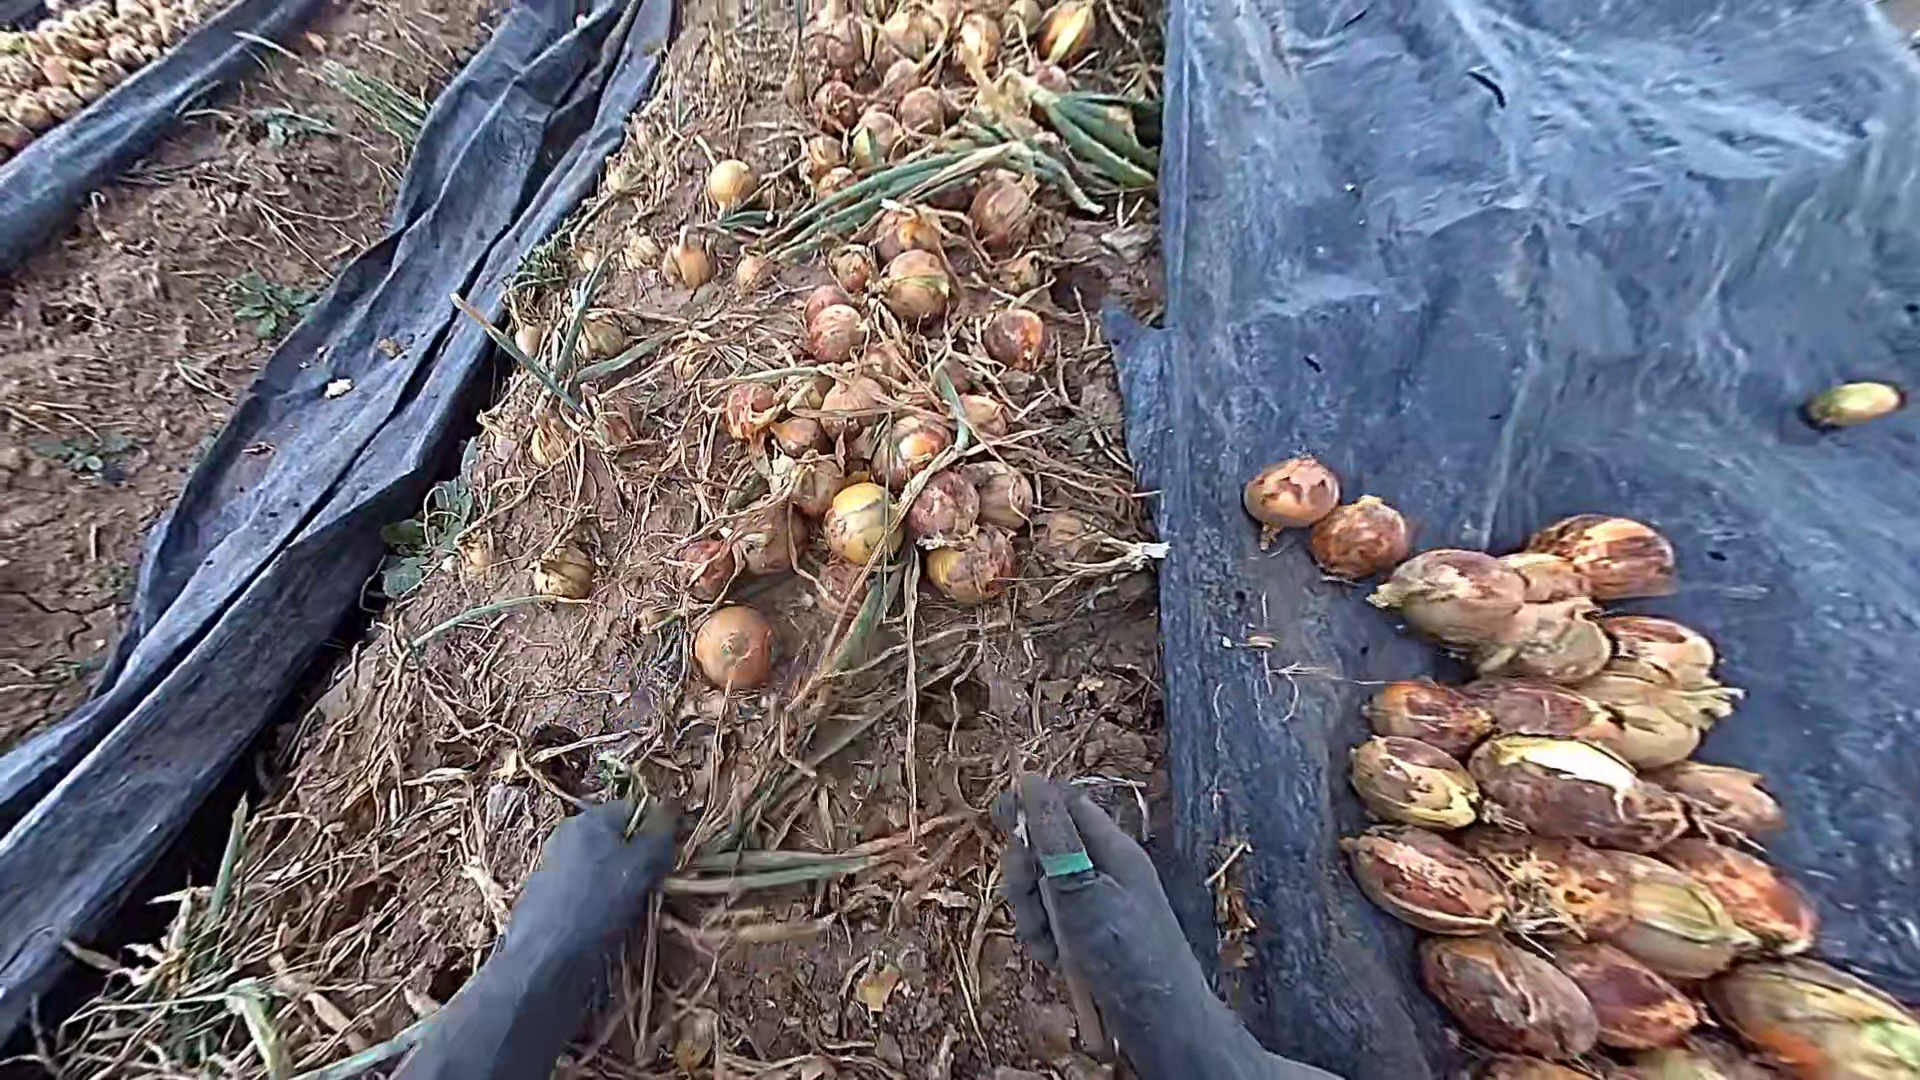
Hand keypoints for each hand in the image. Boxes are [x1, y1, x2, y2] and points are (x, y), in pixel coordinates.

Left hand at [509, 799, 674, 949]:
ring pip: (600, 863)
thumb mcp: (644, 864)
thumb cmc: (598, 904)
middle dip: (637, 854)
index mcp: (589, 819)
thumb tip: (671, 816)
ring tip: (630, 904)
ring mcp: (550, 867)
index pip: (635, 808)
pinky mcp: (541, 898)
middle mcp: (566, 836)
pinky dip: (597, 898)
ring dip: (618, 878)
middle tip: (653, 878)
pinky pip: (582, 887)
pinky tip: (605, 919)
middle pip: (617, 836)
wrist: (541, 964)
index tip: (669, 850)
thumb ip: (661, 834)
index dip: (657, 826)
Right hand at [997, 779, 1342, 1079]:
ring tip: (1044, 941)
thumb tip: (1031, 779)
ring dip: (1032, 911)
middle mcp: (1102, 867)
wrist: (1165, 1031)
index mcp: (1110, 845)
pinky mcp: (1086, 933)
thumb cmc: (1126, 951)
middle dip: (1026, 871)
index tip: (999, 815)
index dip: (1031, 803)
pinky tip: (1052, 960)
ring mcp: (1094, 902)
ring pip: (1042, 886)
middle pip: (1046, 846)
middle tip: (1027, 895)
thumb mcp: (1083, 888)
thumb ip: (1053, 836)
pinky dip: (1043, 937)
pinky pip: (1049, 921)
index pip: (1064, 802)